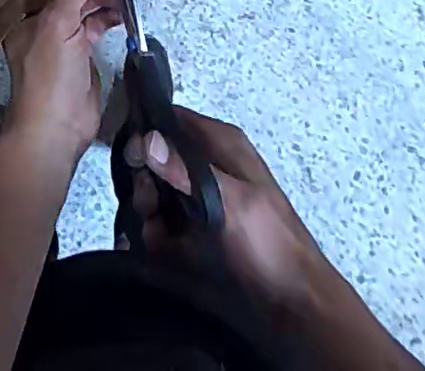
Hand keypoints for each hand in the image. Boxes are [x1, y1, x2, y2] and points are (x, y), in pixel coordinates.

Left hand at [3, 0, 121, 164]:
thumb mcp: (60, 24)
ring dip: (103, 1)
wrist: (56, 130)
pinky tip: (122, 15)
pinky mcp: (81, 57)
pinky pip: (95, 28)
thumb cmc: (49, 76)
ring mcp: (62, 43)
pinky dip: (108, 19)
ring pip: (85, 11)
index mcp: (28, 17)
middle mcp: (43, 27)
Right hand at [129, 107, 340, 311]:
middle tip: (149, 206)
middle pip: (157, 157)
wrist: (293, 304)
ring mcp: (199, 198)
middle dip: (145, 180)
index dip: (148, 130)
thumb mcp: (230, 202)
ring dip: (147, 211)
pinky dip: (152, 234)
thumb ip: (187, 171)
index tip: (131, 156)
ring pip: (155, 191)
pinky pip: (161, 222)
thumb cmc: (268, 242)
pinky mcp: (193, 229)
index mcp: (221, 144)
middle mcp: (207, 164)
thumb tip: (147, 140)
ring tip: (156, 235)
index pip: (174, 119)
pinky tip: (152, 249)